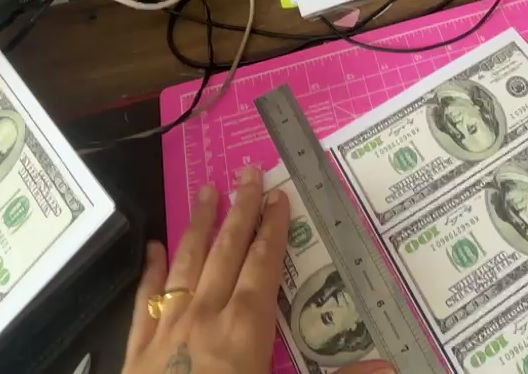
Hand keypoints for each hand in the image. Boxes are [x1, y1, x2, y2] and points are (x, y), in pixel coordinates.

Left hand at [124, 166, 390, 373]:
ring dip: (199, 226)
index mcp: (245, 329)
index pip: (263, 264)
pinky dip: (150, 271)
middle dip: (240, 210)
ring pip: (187, 264)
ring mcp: (167, 331)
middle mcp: (206, 317)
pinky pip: (144, 301)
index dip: (273, 229)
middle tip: (248, 172)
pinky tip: (152, 247)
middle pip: (226, 252)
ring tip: (207, 191)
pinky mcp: (136, 351)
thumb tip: (391, 364)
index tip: (278, 194)